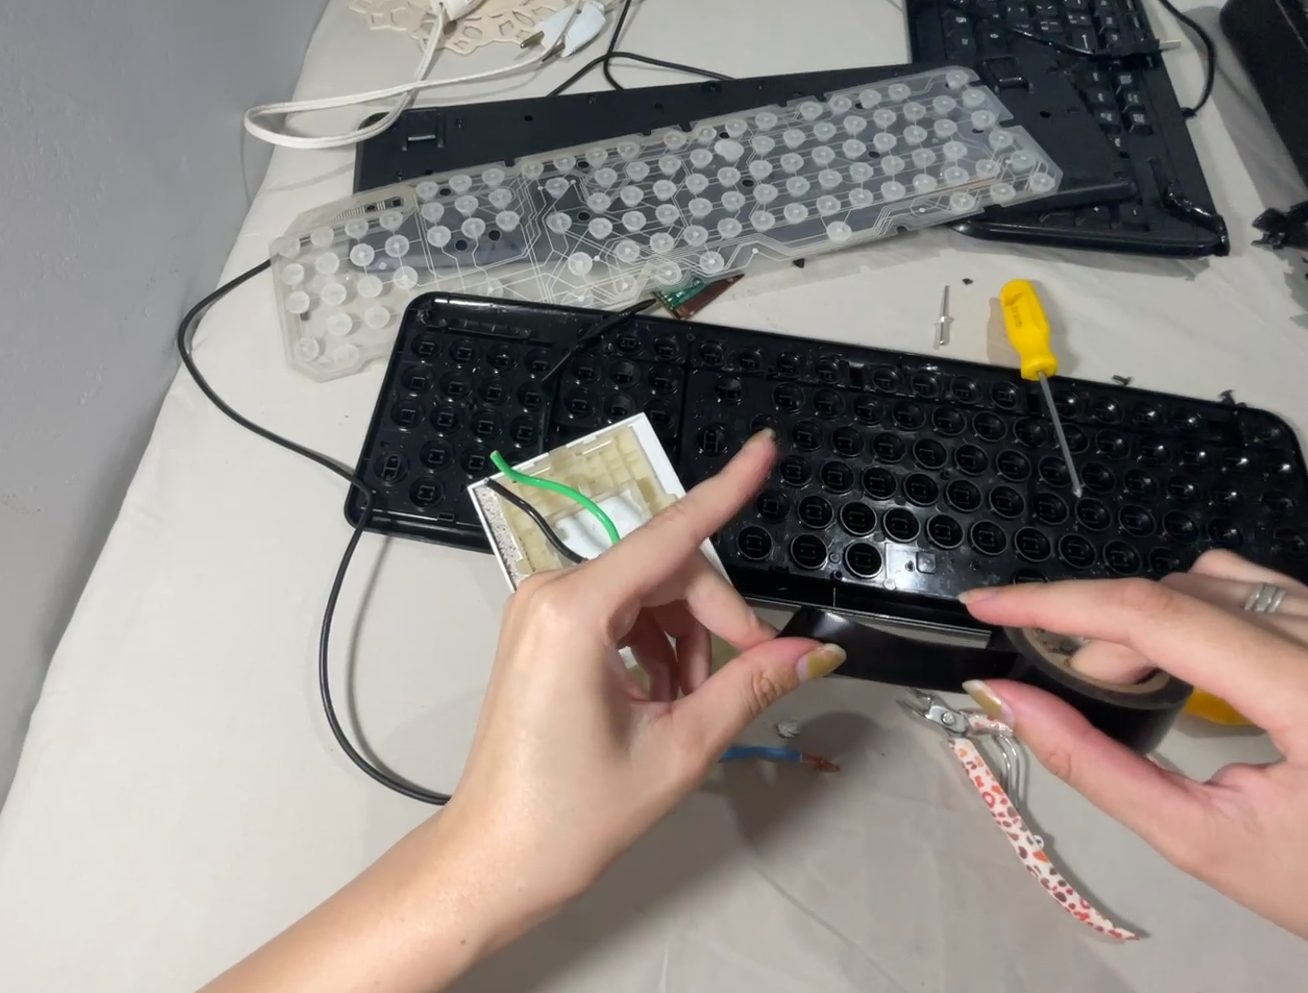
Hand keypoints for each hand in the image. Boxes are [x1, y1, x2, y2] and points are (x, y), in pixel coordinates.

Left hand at [205, 432, 842, 992]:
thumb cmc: (570, 815)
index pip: (670, 534)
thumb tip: (812, 652)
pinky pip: (620, 610)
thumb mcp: (677, 748)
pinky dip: (655, 642)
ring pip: (647, 592)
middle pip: (666, 572)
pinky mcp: (545, 626)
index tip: (763, 448)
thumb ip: (749, 685)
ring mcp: (543, 607)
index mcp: (575, 610)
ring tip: (692, 702)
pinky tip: (663, 692)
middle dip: (716, 618)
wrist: (494, 858)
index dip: (726, 489)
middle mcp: (552, 592)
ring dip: (686, 637)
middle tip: (752, 672)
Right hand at [961, 552, 1307, 992]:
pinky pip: (1255, 590)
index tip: (986, 604)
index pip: (1159, 616)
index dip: (1055, 602)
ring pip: (1211, 581)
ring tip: (1136, 680)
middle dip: (1100, 628)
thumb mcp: (1203, 845)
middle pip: (1179, 592)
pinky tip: (1193, 661)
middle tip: (1078, 687)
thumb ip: (1089, 763)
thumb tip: (1003, 696)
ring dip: (1146, 619)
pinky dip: (1194, 613)